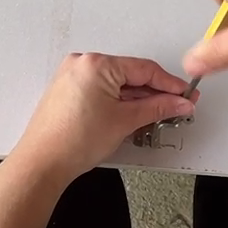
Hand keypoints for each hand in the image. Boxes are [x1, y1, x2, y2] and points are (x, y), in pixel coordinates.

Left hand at [7, 54, 194, 183]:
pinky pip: (102, 89)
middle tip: (176, 106)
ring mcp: (73, 76)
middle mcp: (82, 64)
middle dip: (154, 93)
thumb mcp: (125, 121)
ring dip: (137, 98)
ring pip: (116, 83)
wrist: (43, 163)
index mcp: (96, 64)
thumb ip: (158, 107)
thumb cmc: (73, 141)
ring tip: (156, 115)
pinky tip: (133, 114)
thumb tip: (179, 102)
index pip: (144, 69)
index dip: (169, 84)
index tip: (185, 94)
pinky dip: (119, 101)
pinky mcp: (68, 90)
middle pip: (130, 74)